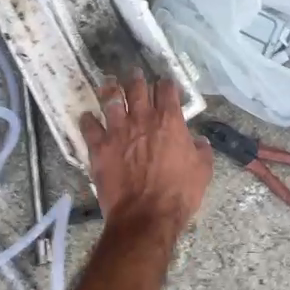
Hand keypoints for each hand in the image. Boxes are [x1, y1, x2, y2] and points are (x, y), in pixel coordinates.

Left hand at [79, 72, 214, 239]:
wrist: (145, 217)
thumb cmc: (179, 194)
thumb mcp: (203, 170)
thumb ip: (202, 151)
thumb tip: (199, 141)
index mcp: (170, 120)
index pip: (167, 89)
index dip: (167, 84)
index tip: (166, 84)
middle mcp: (143, 118)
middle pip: (137, 87)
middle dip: (137, 78)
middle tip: (134, 73)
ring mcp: (118, 131)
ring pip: (111, 100)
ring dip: (110, 90)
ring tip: (109, 84)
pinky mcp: (100, 148)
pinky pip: (90, 127)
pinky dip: (88, 120)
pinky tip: (87, 117)